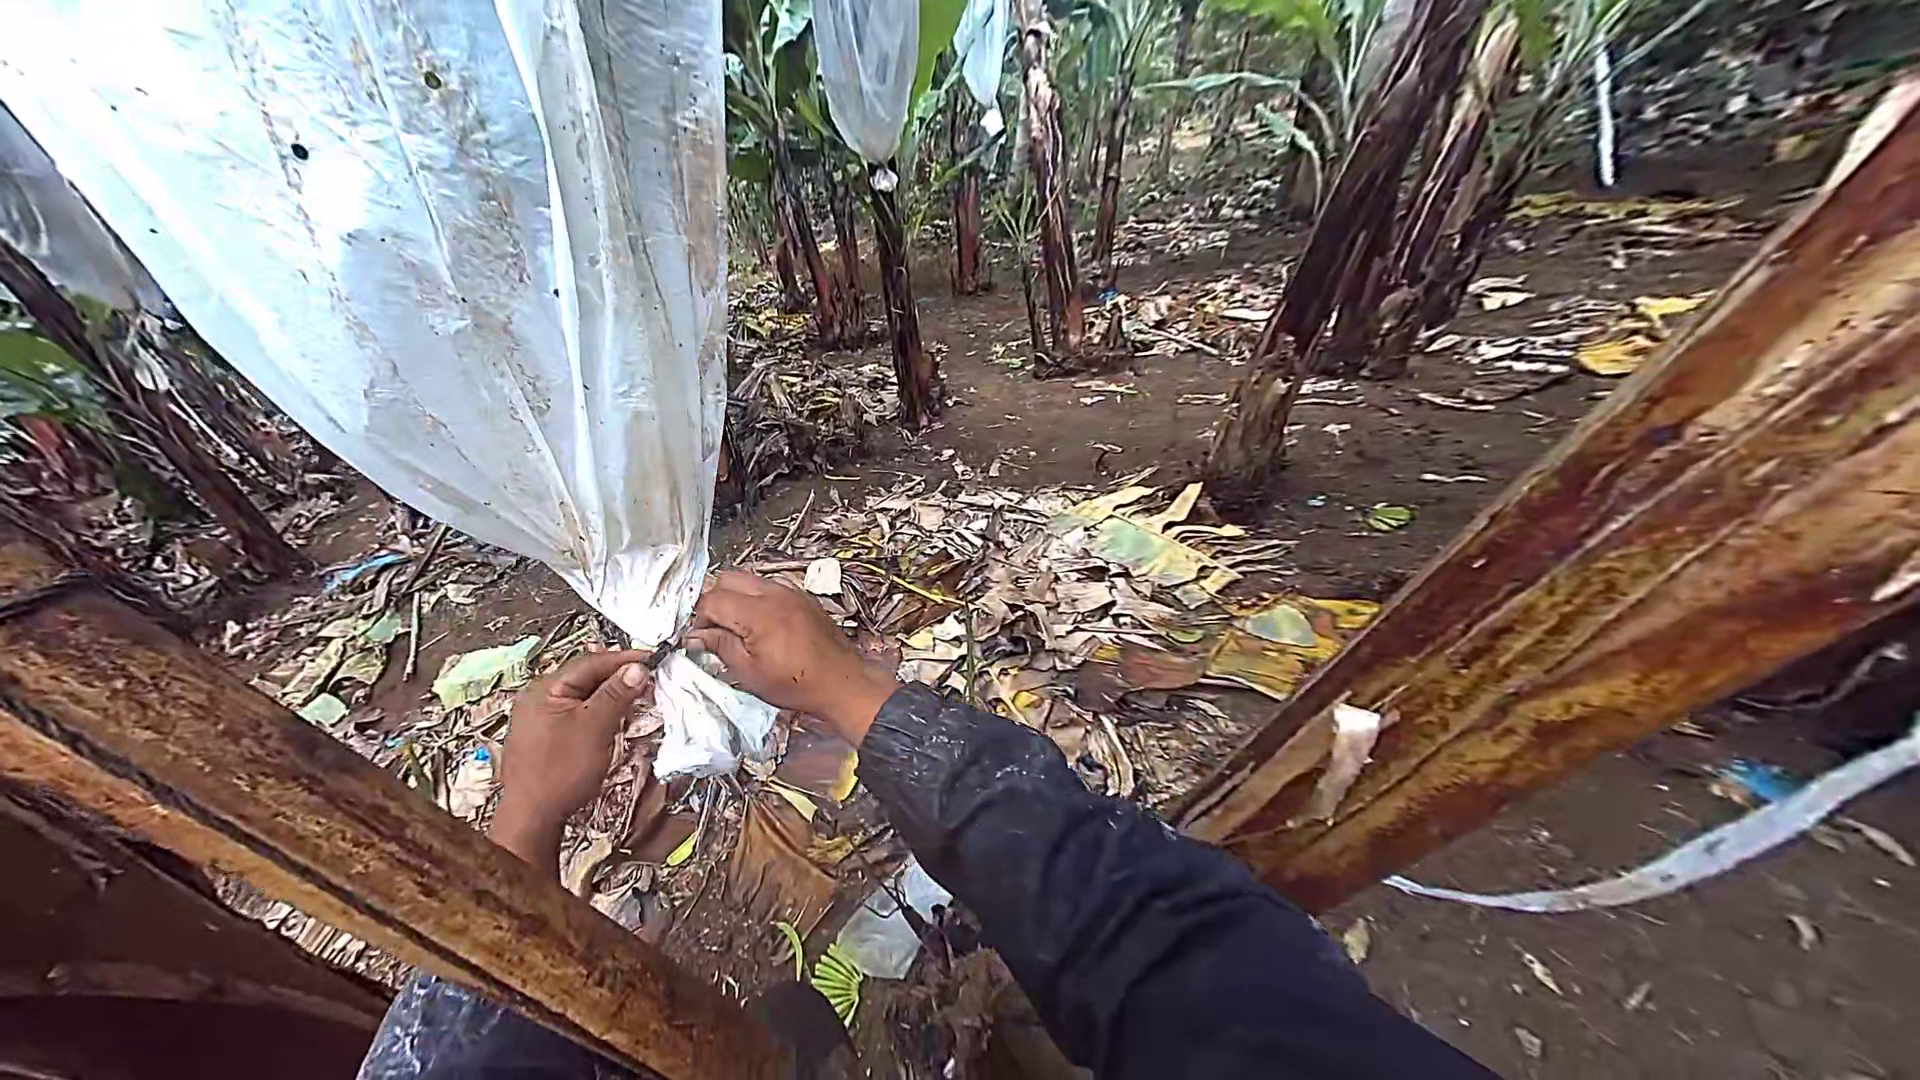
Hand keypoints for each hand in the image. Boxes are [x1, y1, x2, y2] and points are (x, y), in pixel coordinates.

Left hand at [487, 649, 653, 874]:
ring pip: (587, 694)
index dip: (625, 659)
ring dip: (615, 693)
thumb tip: (638, 667)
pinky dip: (604, 708)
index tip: (654, 659)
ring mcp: (543, 717)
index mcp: (544, 690)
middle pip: (588, 677)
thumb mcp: (594, 727)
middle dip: (621, 676)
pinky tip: (620, 714)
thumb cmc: (561, 772)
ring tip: (642, 694)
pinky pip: (582, 710)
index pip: (591, 662)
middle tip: (651, 677)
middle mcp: (539, 698)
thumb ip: (616, 694)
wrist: (534, 819)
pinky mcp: (551, 734)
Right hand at [688, 571, 899, 744]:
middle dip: (715, 600)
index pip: (712, 599)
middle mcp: (775, 593)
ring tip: (738, 628)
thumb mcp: (749, 673)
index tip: (701, 638)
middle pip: (729, 579)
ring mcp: (792, 592)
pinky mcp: (803, 597)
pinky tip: (761, 625)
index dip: (700, 619)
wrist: (842, 681)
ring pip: (750, 580)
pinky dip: (758, 599)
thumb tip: (696, 635)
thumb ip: (721, 646)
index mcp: (758, 612)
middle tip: (716, 630)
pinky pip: (771, 587)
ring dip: (737, 598)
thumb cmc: (796, 683)